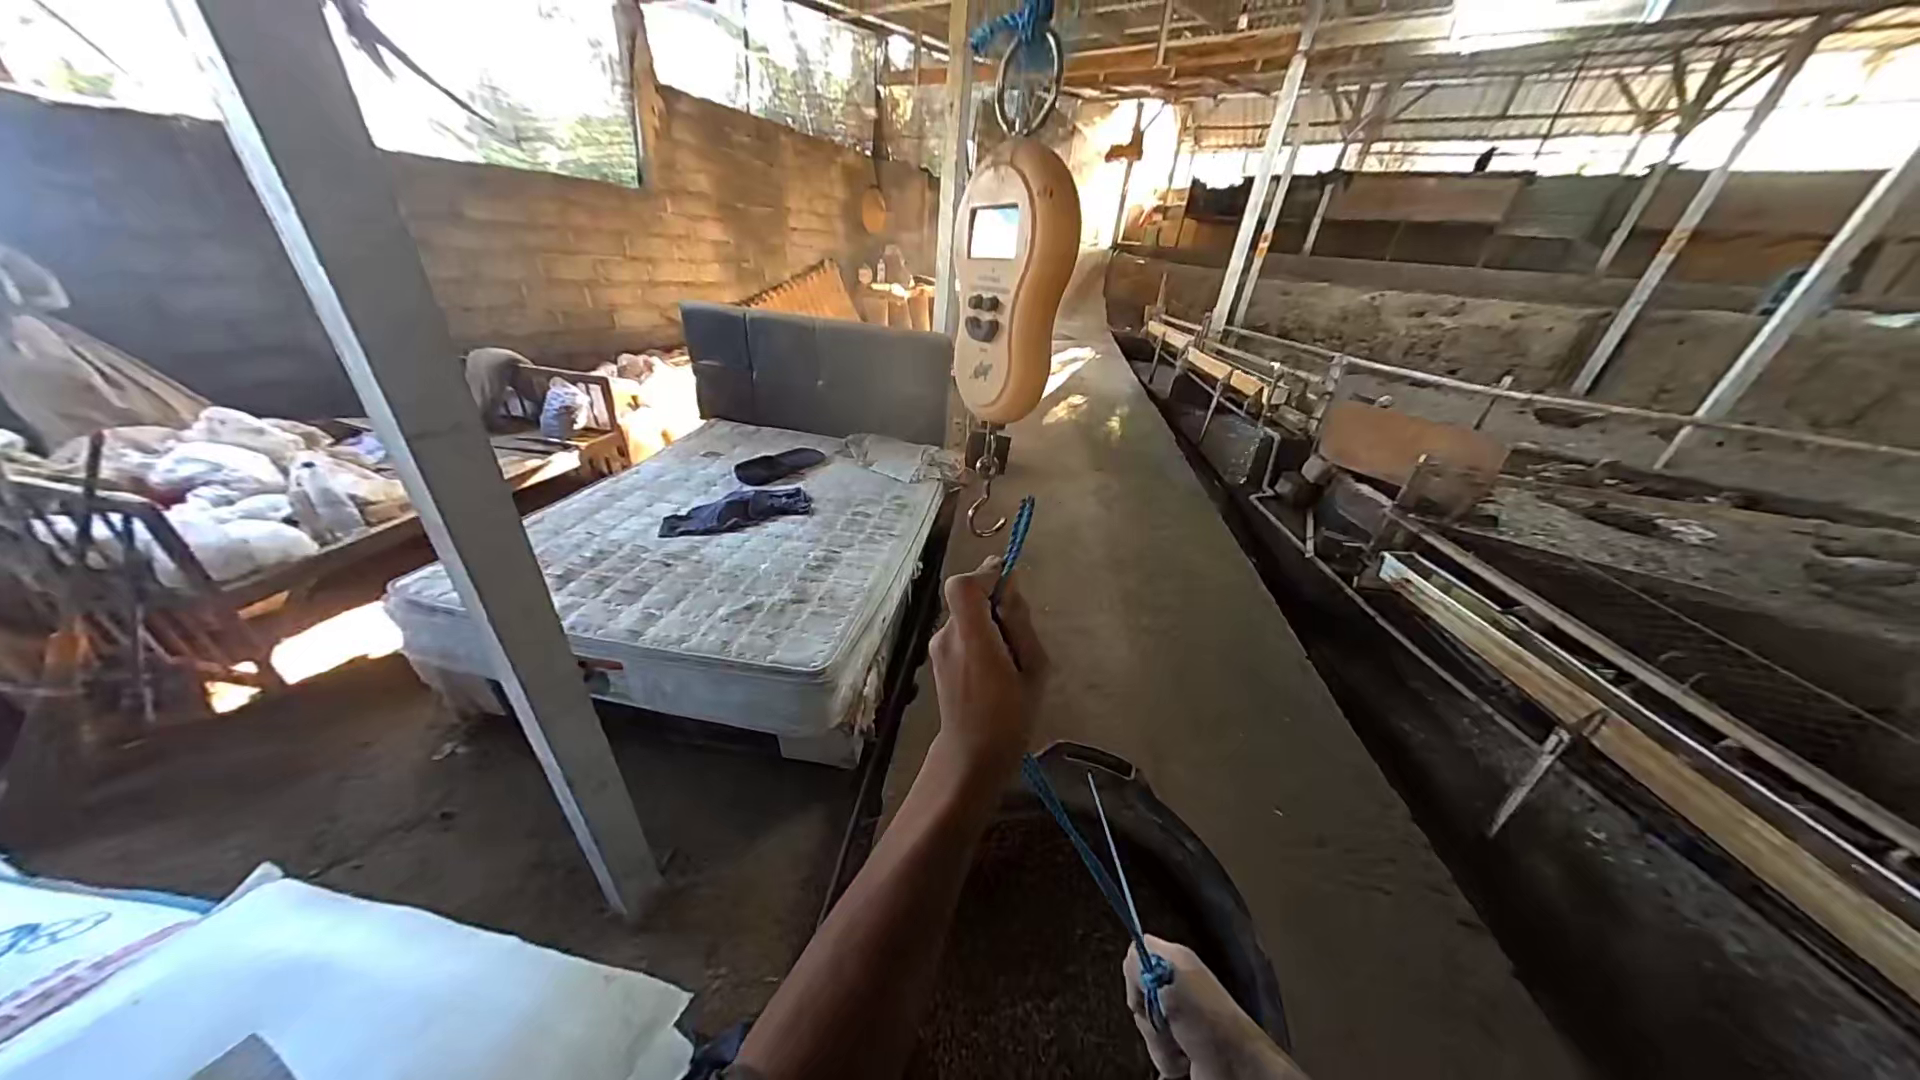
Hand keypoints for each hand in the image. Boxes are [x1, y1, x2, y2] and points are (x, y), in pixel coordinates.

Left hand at [927, 555, 1046, 775]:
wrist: (974, 755)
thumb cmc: (1012, 716)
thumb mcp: (1034, 668)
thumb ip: (1020, 621)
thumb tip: (1010, 585)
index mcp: (972, 640)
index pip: (963, 585)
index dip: (986, 575)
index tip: (1010, 584)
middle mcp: (947, 637)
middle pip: (966, 597)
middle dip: (995, 603)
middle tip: (1019, 635)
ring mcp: (938, 647)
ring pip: (966, 614)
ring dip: (989, 622)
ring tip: (1009, 659)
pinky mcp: (937, 657)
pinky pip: (961, 630)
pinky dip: (979, 636)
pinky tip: (994, 667)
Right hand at [1125, 937, 1307, 1079]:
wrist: (1238, 1068)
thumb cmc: (1206, 1017)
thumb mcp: (1170, 973)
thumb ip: (1139, 959)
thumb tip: (1131, 970)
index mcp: (1174, 959)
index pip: (1138, 954)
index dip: (1136, 973)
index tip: (1146, 991)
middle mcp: (1175, 984)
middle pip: (1138, 993)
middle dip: (1147, 1014)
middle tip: (1168, 1021)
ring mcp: (1178, 1017)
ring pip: (1145, 1024)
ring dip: (1158, 1041)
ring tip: (1179, 1047)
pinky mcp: (1181, 1045)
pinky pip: (1157, 1049)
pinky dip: (1165, 1058)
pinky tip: (1182, 1062)